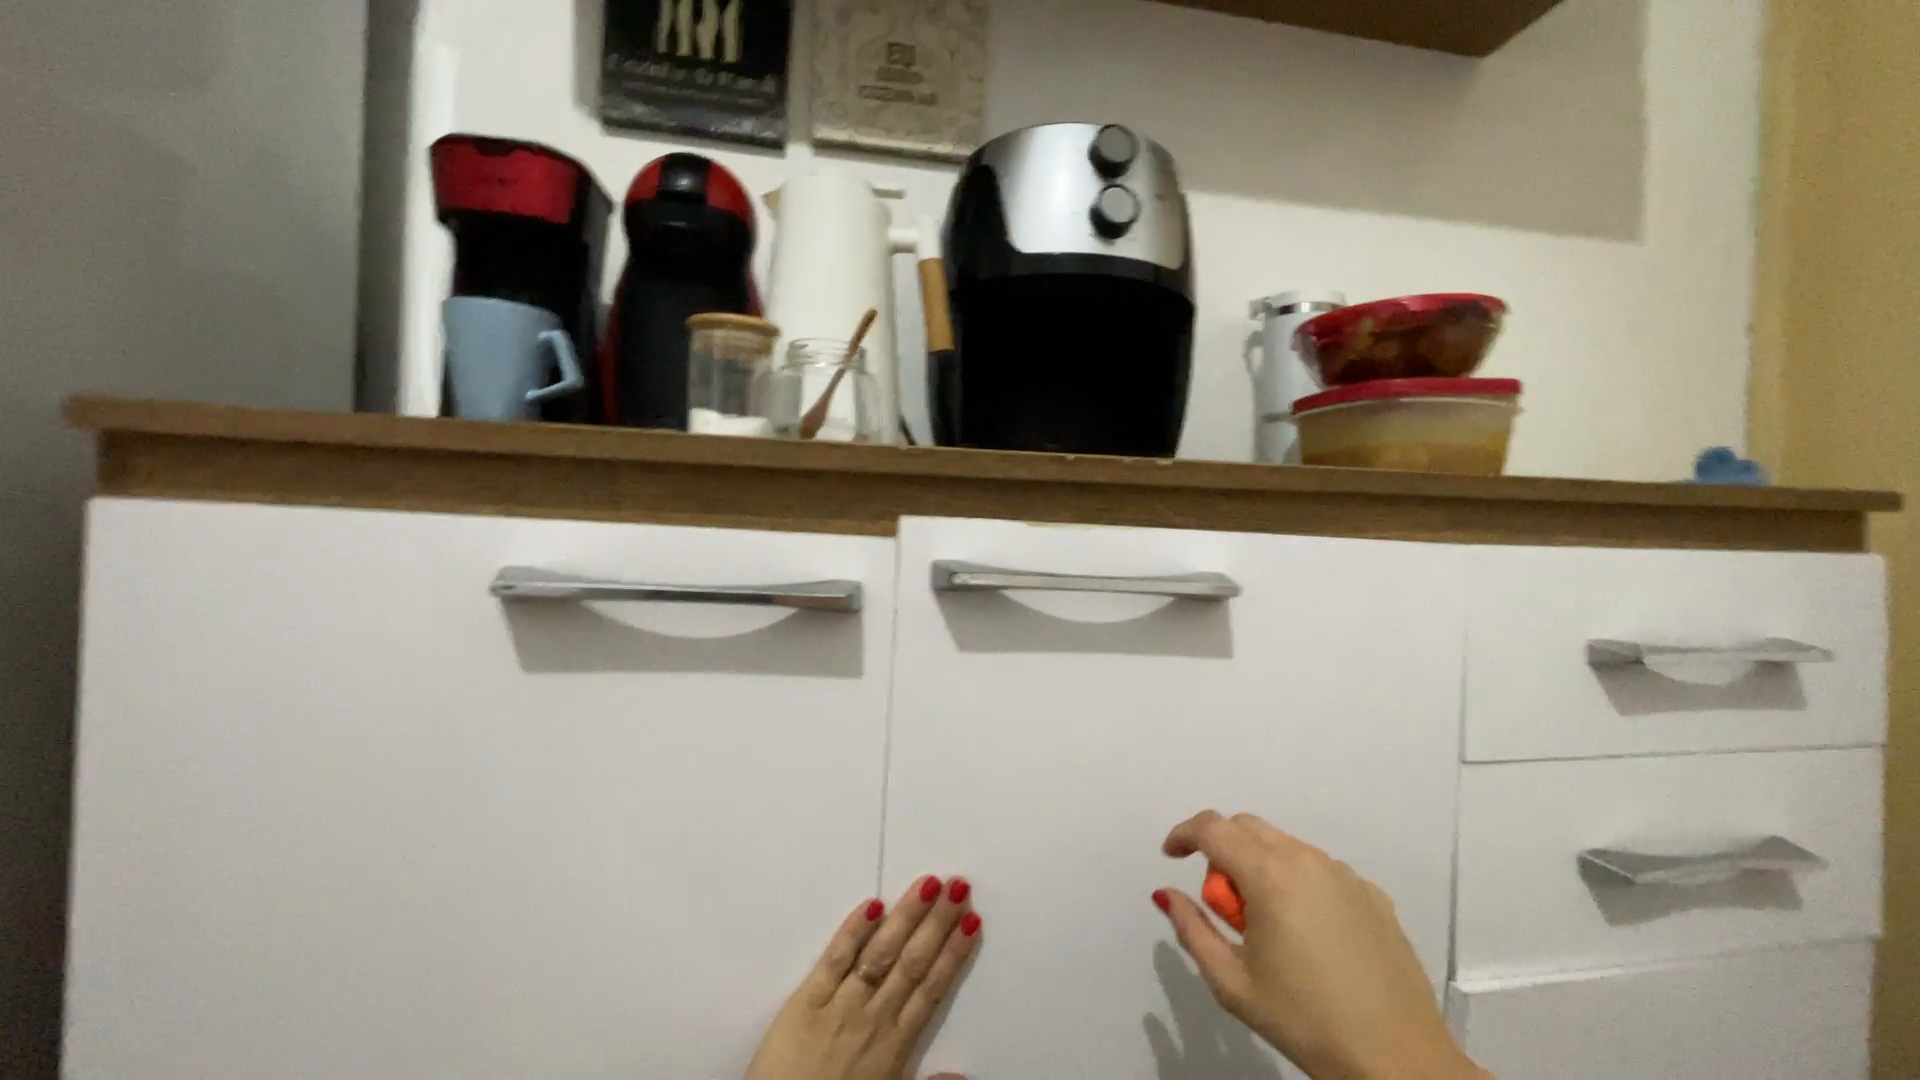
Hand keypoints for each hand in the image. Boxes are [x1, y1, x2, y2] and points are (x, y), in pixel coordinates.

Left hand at [745, 874, 980, 1079]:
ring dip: (906, 916)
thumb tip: (964, 1073)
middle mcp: (874, 1018)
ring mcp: (840, 1006)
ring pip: (881, 952)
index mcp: (896, 1045)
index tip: (972, 920)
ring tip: (928, 884)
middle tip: (958, 885)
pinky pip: (834, 959)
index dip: (954, 953)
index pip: (932, 988)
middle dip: (938, 922)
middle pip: (912, 962)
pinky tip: (872, 904)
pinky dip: (853, 930)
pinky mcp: (805, 1001)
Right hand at [1154, 812, 1488, 1079]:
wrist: (1397, 1060)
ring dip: (1261, 866)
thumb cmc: (1304, 1020)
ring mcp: (1346, 875)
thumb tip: (1167, 894)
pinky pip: (1321, 870)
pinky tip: (1309, 935)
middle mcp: (1308, 861)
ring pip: (1286, 846)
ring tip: (1268, 925)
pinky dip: (1300, 884)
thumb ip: (1191, 929)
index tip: (1171, 856)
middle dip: (1221, 849)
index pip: (1213, 828)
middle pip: (1248, 827)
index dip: (1184, 834)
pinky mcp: (1374, 895)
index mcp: (1269, 875)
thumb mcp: (1231, 982)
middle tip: (1222, 904)